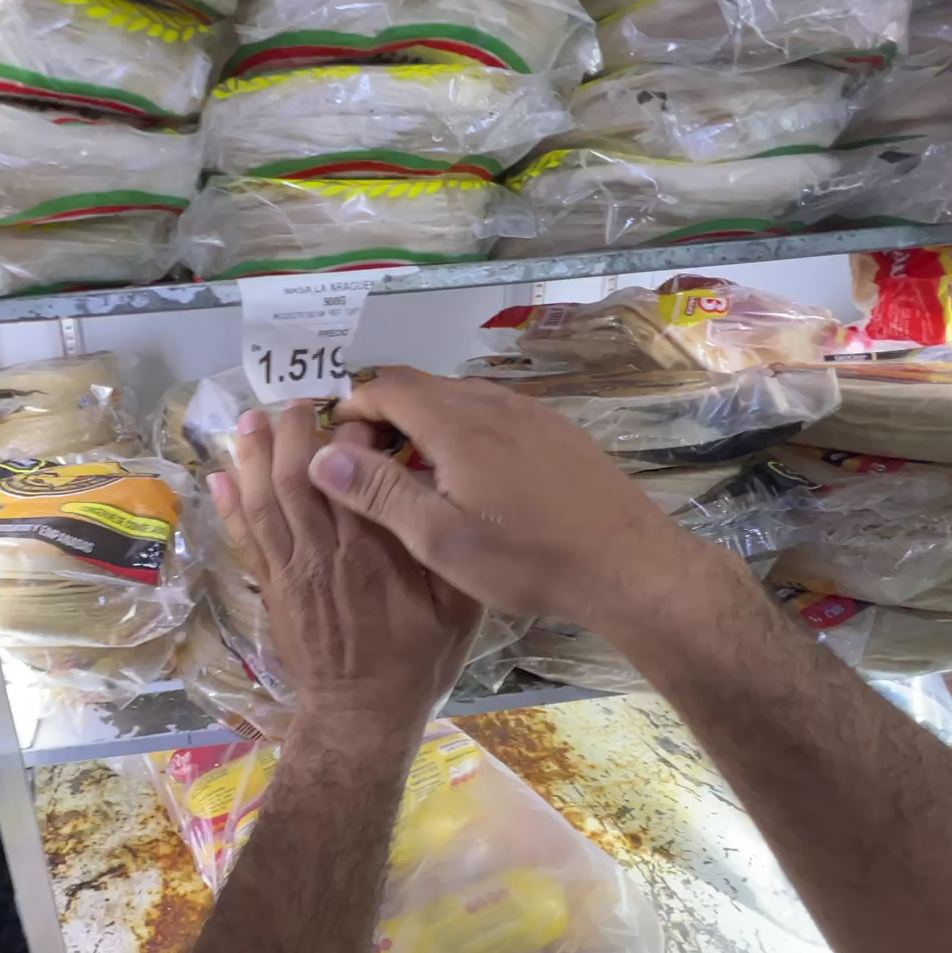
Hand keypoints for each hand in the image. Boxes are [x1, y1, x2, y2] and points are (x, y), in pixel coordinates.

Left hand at [206, 402, 479, 741]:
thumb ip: (446, 554)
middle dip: (292, 433)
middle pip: (299, 479)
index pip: (354, 478)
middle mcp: (326, 553)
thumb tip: (439, 496)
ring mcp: (292, 571)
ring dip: (254, 457)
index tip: (353, 411)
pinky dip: (229, 507)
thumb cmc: (415, 662)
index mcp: (375, 553)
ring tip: (249, 419)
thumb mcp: (457, 613)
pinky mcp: (272, 588)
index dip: (349, 437)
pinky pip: (245, 541)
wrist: (360, 714)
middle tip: (294, 400)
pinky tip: (218, 476)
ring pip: (265, 502)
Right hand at [308, 367, 736, 637]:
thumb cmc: (526, 559)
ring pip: (454, 398)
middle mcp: (491, 402)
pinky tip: (466, 476)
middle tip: (367, 465)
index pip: (386, 386)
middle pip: (418, 386)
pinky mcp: (552, 428)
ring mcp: (528, 412)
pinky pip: (488, 412)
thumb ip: (379, 492)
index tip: (336, 445)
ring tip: (411, 474)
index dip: (351, 407)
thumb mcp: (439, 538)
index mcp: (457, 423)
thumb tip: (321, 456)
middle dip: (381, 415)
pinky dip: (457, 430)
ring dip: (420, 423)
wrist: (629, 566)